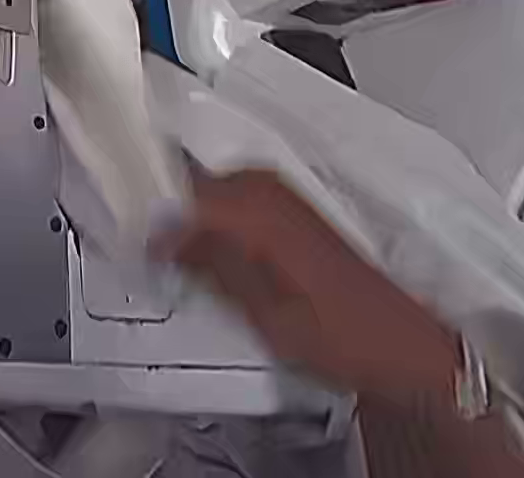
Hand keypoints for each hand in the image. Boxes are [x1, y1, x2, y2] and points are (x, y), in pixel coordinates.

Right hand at [165, 169, 462, 412]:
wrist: (393, 337)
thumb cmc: (340, 330)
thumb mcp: (259, 312)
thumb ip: (205, 263)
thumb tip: (160, 236)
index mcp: (253, 209)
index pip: (177, 194)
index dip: (146, 214)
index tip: (129, 237)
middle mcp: (262, 187)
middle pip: (188, 186)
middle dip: (163, 214)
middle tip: (144, 246)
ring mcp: (272, 189)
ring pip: (206, 190)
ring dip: (185, 216)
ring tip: (173, 254)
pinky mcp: (280, 199)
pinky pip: (226, 196)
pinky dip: (209, 217)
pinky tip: (207, 249)